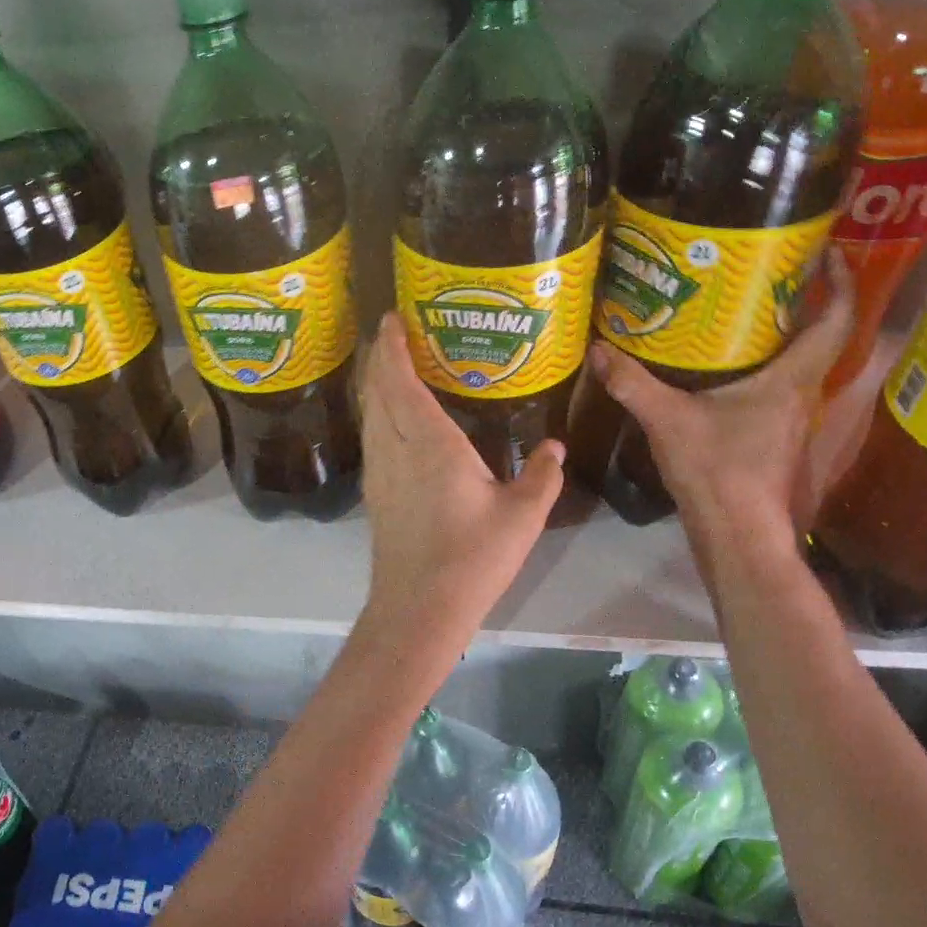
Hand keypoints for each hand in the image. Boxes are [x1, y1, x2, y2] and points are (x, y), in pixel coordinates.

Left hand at [356, 313, 564, 655]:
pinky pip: (372, 437)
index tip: (394, 319)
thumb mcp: (522, 516)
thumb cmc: (471, 559)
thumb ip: (542, 475)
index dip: (393, 346)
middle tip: (396, 334)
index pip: (401, 380)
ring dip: (377, 384)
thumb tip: (556, 447)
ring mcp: (379, 471)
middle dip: (381, 357)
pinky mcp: (375, 493)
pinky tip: (392, 420)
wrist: (418, 607)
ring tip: (394, 367)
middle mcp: (395, 448)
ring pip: (370, 414)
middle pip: (377, 390)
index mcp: (429, 442)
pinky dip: (378, 413)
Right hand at [586, 258, 854, 556]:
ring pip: (801, 368)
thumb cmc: (717, 471)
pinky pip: (780, 392)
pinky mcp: (778, 443)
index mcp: (792, 380)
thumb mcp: (668, 421)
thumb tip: (600, 349)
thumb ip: (634, 383)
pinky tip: (727, 374)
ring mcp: (795, 422)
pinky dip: (765, 373)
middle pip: (821, 340)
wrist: (739, 535)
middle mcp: (804, 396)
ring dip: (784, 341)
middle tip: (767, 278)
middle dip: (804, 305)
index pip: (836, 320)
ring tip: (743, 317)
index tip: (824, 252)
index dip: (840, 282)